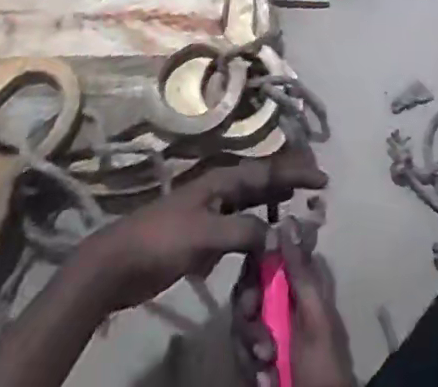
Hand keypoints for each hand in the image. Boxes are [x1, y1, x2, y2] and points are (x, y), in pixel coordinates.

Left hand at [84, 150, 327, 312]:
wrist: (115, 265)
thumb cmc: (161, 240)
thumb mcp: (205, 235)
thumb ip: (243, 232)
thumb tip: (276, 234)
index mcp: (220, 181)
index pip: (267, 172)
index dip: (296, 173)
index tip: (323, 179)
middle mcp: (219, 191)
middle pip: (261, 183)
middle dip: (289, 183)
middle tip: (317, 190)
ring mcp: (210, 213)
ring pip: (251, 204)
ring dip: (274, 206)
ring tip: (299, 210)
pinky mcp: (202, 236)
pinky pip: (239, 227)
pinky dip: (256, 230)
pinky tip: (265, 239)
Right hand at [233, 217, 354, 386]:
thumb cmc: (324, 363)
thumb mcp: (315, 316)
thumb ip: (300, 271)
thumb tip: (288, 221)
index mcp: (299, 286)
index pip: (268, 258)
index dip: (255, 262)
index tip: (254, 271)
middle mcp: (280, 303)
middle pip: (247, 289)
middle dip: (248, 310)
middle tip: (258, 326)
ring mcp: (267, 331)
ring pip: (240, 322)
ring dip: (250, 343)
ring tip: (268, 363)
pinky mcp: (254, 359)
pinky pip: (239, 352)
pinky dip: (249, 367)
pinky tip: (265, 380)